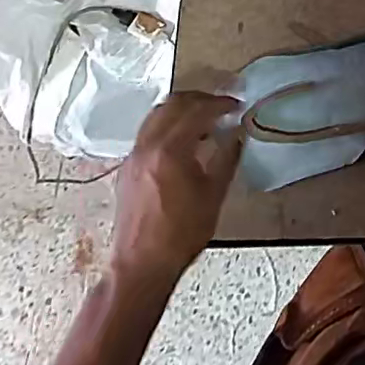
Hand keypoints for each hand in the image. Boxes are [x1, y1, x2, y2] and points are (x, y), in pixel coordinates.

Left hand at [109, 92, 242, 279]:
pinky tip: (184, 141)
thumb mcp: (214, 194)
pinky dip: (168, 125)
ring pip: (157, 115)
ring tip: (204, 119)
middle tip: (222, 105)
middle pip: (173, 104)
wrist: (141, 265)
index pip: (197, 110)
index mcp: (170, 150)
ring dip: (182, 109)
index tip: (237, 105)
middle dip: (200, 99)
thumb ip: (227, 158)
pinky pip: (148, 132)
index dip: (220, 103)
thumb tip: (236, 134)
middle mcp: (147, 146)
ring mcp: (133, 156)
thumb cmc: (182, 233)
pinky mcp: (127, 168)